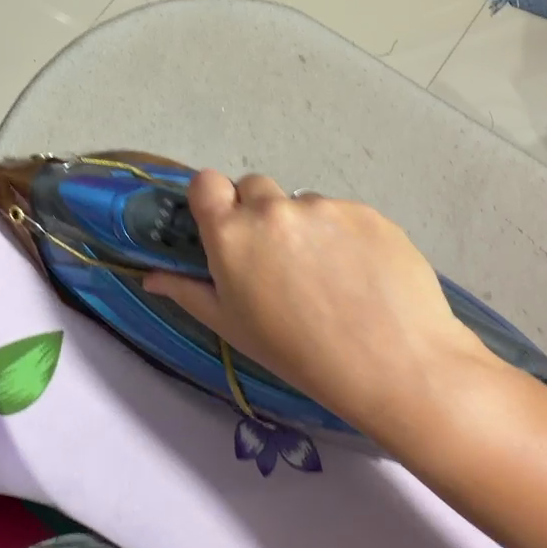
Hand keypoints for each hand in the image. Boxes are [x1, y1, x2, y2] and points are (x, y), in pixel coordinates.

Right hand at [144, 172, 497, 437]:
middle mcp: (272, 209)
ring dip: (302, 227)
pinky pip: (342, 214)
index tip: (222, 225)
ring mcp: (324, 207)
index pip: (205, 182)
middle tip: (274, 257)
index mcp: (230, 232)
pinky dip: (343, 236)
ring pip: (300, 204)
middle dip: (257, 213)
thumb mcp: (231, 326)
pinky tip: (359, 275)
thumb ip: (186, 291)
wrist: (396, 364)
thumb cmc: (296, 352)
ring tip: (326, 275)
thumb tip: (150, 277)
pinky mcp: (368, 213)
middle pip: (254, 187)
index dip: (212, 200)